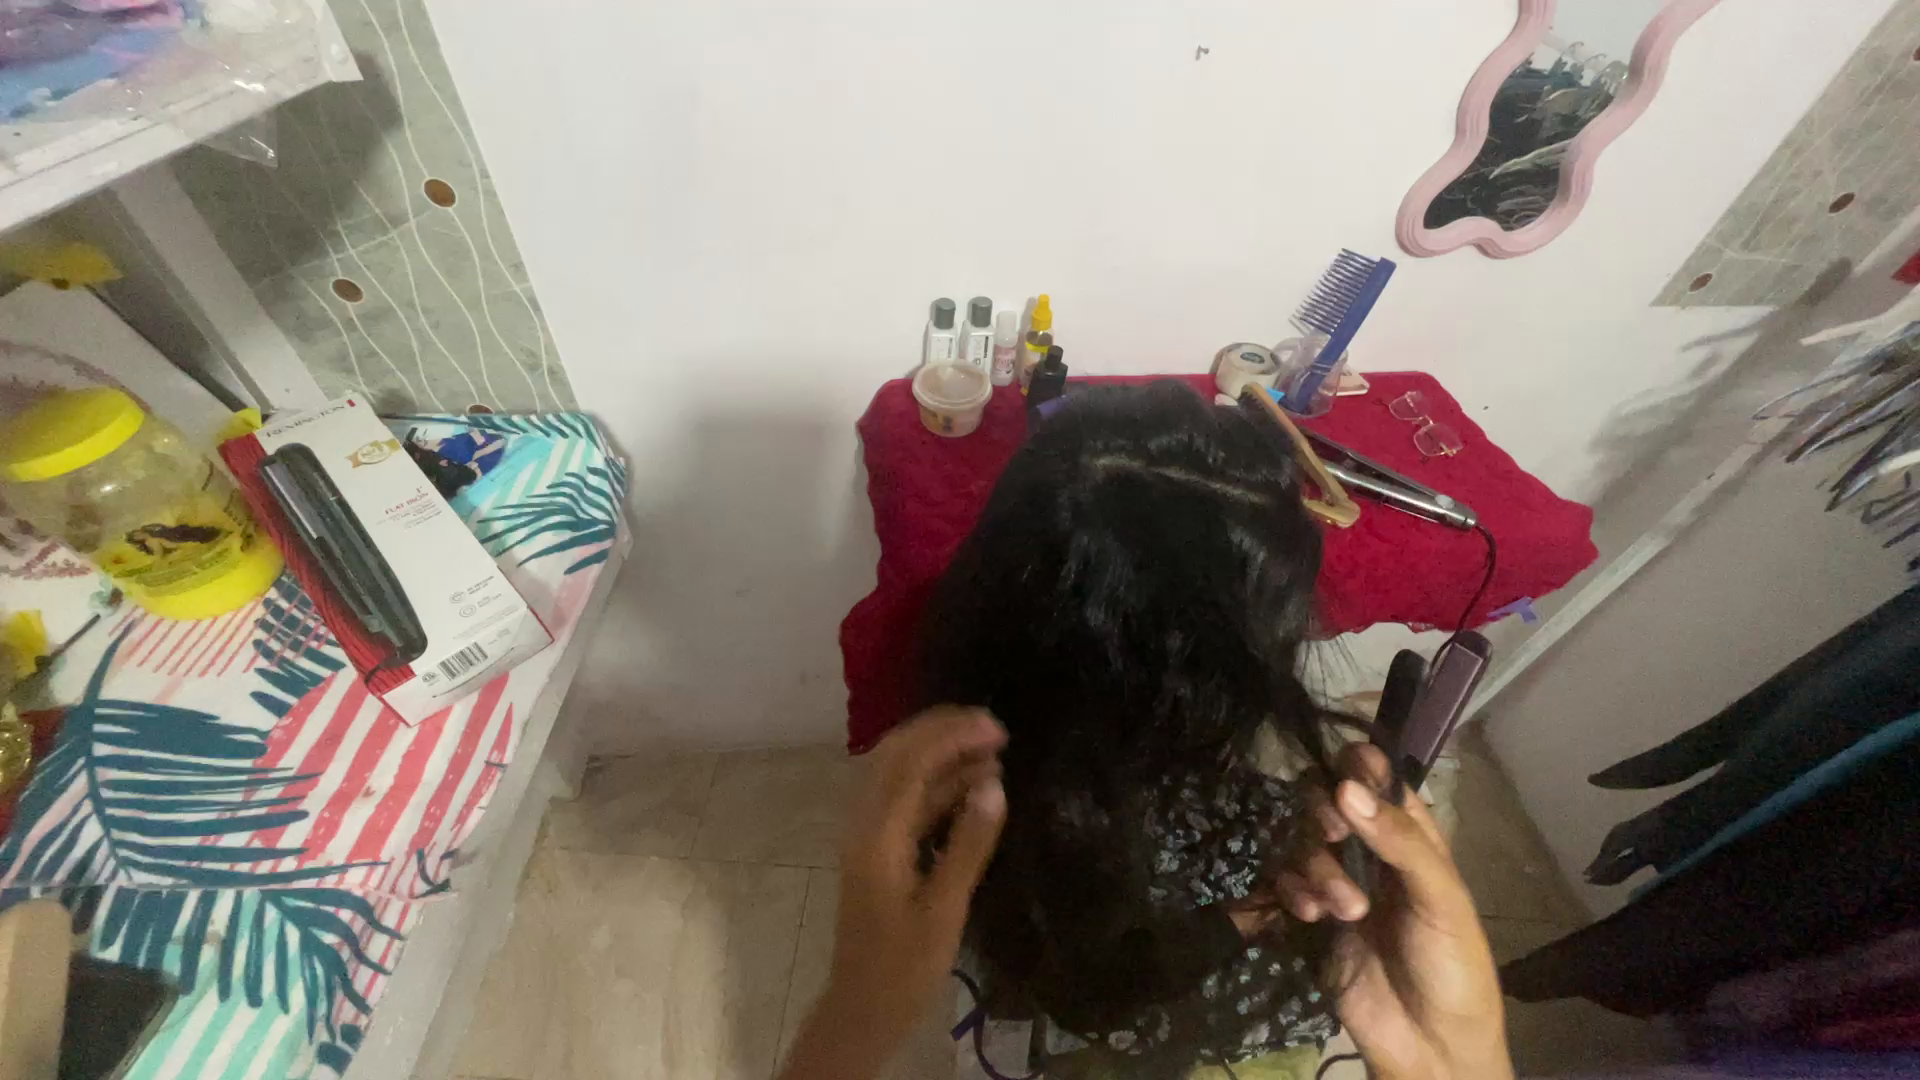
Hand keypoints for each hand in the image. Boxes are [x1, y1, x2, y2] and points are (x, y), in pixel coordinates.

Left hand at [778, 707, 1007, 1079]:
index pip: (911, 762)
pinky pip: (907, 797)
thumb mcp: (944, 910)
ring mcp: (869, 831)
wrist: (861, 1010)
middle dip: (942, 730)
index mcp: (877, 834)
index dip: (952, 736)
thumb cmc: (903, 967)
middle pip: (897, 753)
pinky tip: (974, 785)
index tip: (995, 728)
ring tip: (991, 748)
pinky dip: (938, 782)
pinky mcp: (879, 845)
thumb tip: (995, 784)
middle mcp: (865, 821)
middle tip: (992, 726)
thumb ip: (968, 844)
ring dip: (941, 753)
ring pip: (901, 771)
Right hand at [1280, 745, 1513, 1079]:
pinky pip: (1282, 877)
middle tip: (1333, 833)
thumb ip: (1398, 841)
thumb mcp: (1441, 901)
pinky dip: (1293, 891)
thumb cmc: (1453, 968)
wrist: (1427, 1050)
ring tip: (1344, 909)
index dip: (1356, 765)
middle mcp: (1367, 848)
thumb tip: (1344, 787)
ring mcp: (1334, 877)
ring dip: (1316, 866)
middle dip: (1324, 813)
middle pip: (1325, 798)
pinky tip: (1311, 916)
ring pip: (1302, 838)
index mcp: (1409, 838)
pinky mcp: (1306, 908)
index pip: (1375, 777)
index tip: (1344, 775)